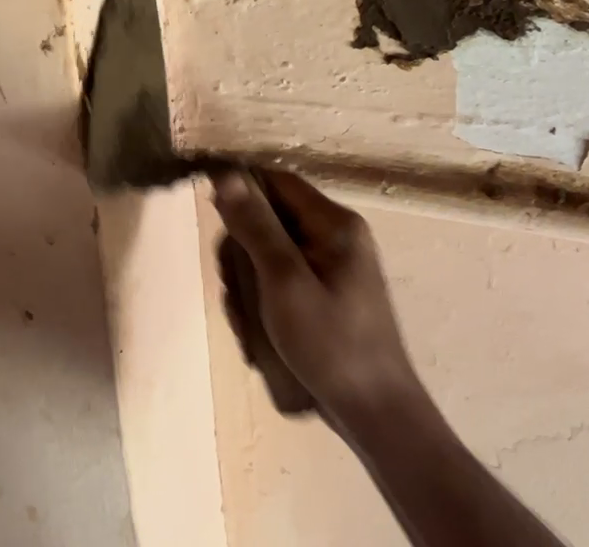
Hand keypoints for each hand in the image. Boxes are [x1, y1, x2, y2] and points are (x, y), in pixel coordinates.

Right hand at [212, 169, 419, 422]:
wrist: (376, 414)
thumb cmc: (330, 344)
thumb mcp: (283, 281)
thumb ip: (255, 226)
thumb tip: (225, 173)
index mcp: (334, 223)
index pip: (275, 181)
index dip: (240, 191)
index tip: (212, 220)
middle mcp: (336, 236)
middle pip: (269, 219)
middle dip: (243, 252)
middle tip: (235, 290)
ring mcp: (332, 267)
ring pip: (270, 253)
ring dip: (249, 283)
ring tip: (249, 322)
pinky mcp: (326, 295)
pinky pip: (282, 280)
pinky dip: (265, 301)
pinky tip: (261, 333)